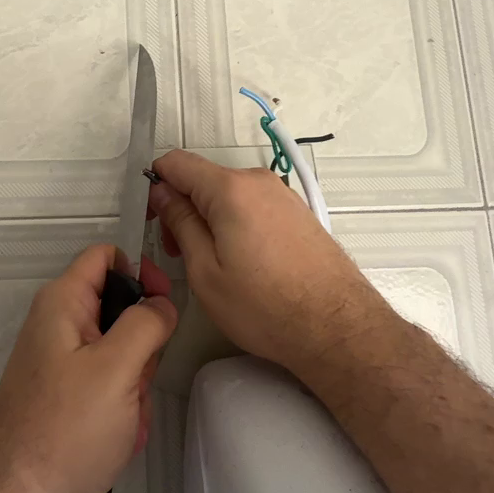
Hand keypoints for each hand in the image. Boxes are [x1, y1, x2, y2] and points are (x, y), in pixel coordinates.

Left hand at [0, 244, 177, 492]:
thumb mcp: (116, 369)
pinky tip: (116, 434)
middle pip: (118, 309)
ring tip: (124, 416)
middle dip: (141, 346)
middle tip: (137, 377)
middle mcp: (58, 324)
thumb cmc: (61, 431)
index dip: (141, 269)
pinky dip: (120, 407)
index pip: (106, 257)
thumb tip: (162, 303)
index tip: (165, 300)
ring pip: (118, 353)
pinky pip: (107, 385)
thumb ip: (145, 324)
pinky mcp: (65, 393)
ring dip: (133, 385)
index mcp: (63, 302)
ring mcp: (61, 361)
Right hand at [148, 150, 392, 376]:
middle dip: (184, 208)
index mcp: (230, 189)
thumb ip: (180, 222)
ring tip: (215, 267)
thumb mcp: (206, 272)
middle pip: (204, 180)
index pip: (177, 162)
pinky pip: (254, 206)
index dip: (156, 185)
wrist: (339, 330)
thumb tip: (163, 192)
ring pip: (229, 195)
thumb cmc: (265, 307)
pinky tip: (245, 264)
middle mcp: (258, 181)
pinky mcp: (299, 213)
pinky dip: (237, 224)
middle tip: (180, 255)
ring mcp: (283, 195)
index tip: (154, 220)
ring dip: (211, 219)